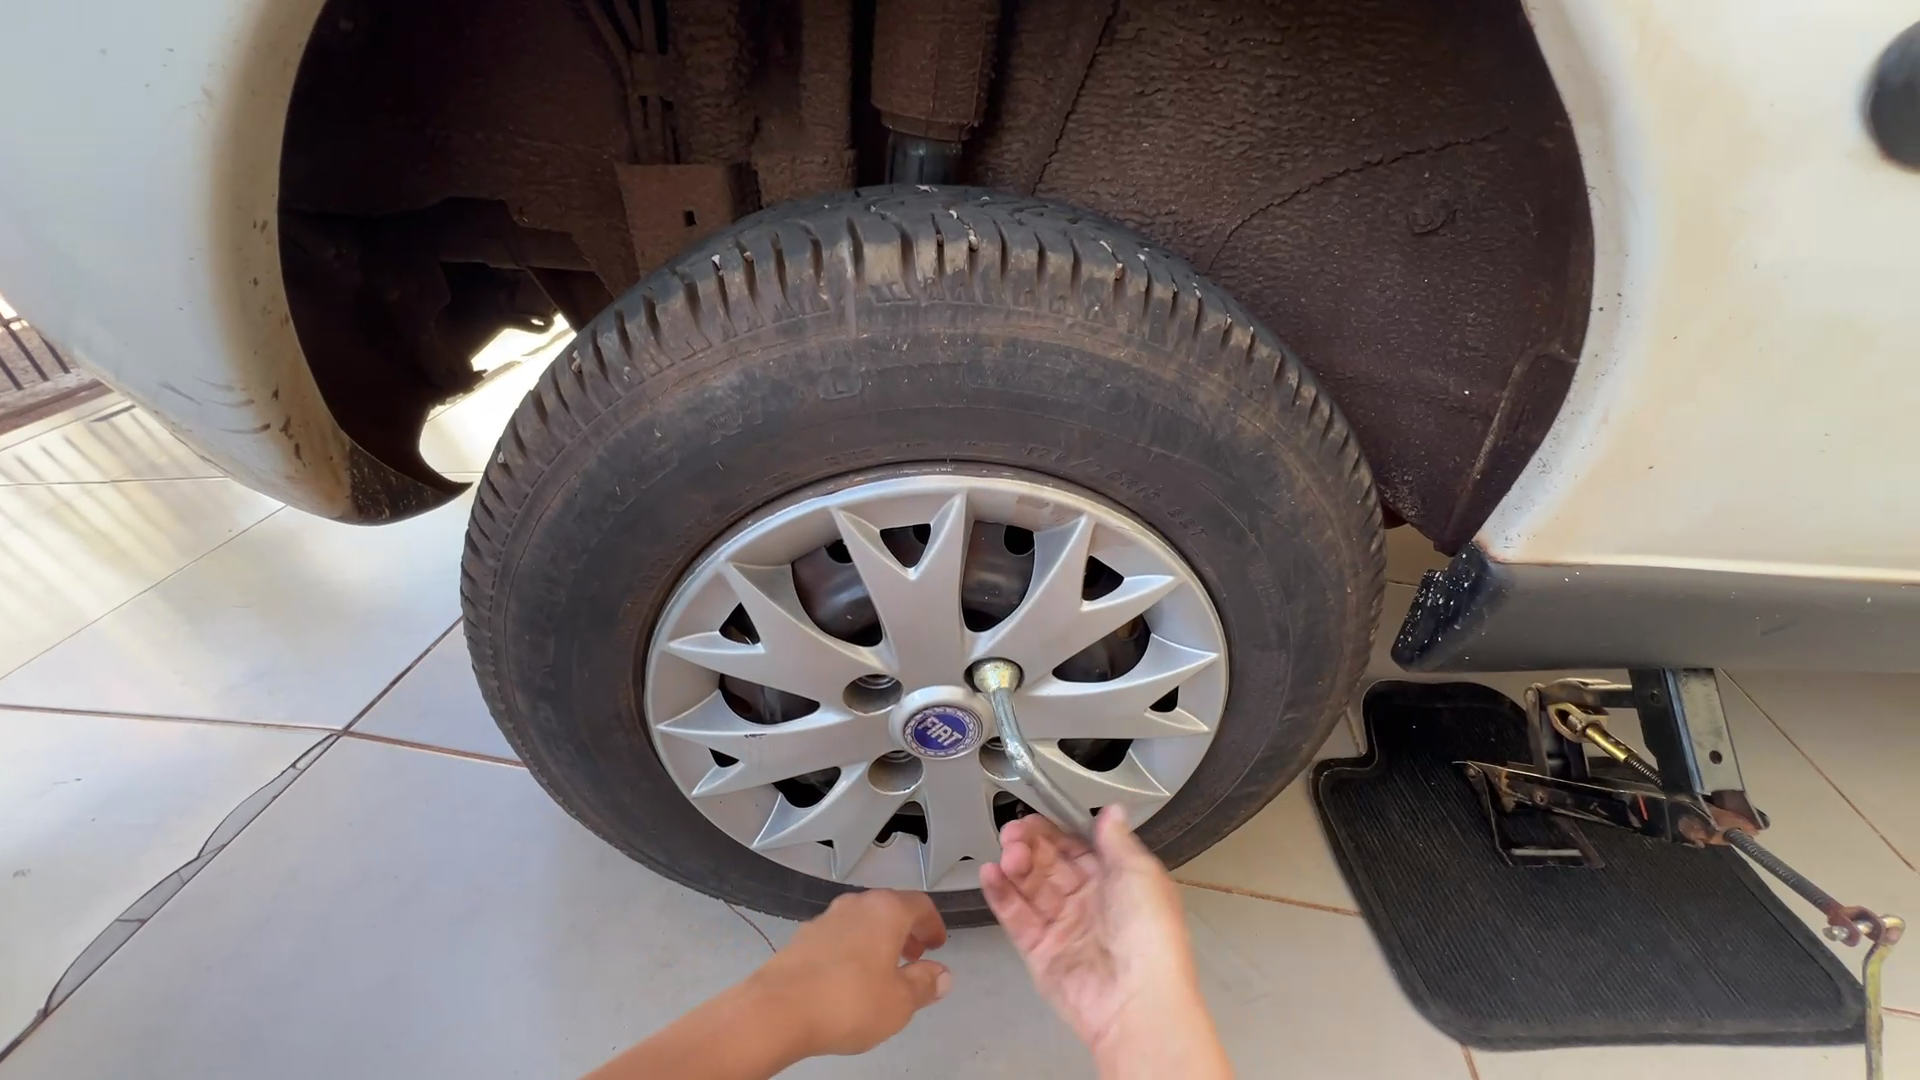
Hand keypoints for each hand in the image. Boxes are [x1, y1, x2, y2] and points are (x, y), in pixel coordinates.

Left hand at [748, 888, 952, 1056]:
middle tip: (915, 956)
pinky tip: (848, 977)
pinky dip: (853, 947)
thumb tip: (943, 975)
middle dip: (906, 931)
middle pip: (890, 908)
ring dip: (878, 938)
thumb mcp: (899, 1003)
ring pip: (863, 920)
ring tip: (883, 969)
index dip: (933, 924)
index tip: (938, 945)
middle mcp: (858, 903)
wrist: (778, 1009)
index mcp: (887, 910)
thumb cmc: (849, 1001)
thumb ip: (925, 985)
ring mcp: (827, 916)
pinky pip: (839, 935)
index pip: (920, 905)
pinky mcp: (803, 935)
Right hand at [981, 805, 1231, 1078]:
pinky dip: (1001, 894)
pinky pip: (1016, 917)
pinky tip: (990, 873)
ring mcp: (1062, 927)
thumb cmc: (1148, 931)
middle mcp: (1088, 902)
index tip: (1034, 816)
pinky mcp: (1039, 952)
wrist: (1138, 1002)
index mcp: (1116, 881)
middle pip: (1050, 864)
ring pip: (1031, 887)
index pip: (1077, 847)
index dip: (1054, 831)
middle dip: (1030, 844)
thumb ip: (1116, 839)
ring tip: (1006, 852)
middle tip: (1012, 832)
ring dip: (1015, 865)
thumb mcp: (1140, 872)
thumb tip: (1112, 810)